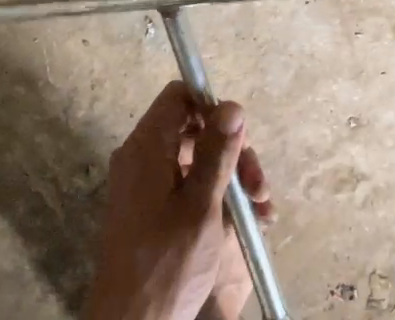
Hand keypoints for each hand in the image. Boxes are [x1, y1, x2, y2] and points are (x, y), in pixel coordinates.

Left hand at [82, 82, 269, 319]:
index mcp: (146, 146)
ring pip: (193, 160)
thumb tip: (231, 105)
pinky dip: (215, 196)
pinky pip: (185, 186)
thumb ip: (216, 154)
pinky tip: (248, 222)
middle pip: (191, 129)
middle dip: (231, 151)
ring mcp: (143, 183)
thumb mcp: (201, 206)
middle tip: (259, 186)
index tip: (240, 135)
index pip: (177, 97)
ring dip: (230, 178)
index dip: (210, 107)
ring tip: (263, 210)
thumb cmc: (168, 261)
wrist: (132, 319)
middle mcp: (140, 156)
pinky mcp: (150, 209)